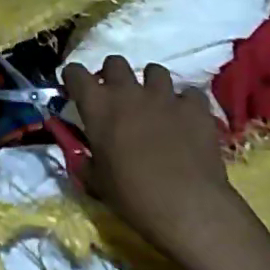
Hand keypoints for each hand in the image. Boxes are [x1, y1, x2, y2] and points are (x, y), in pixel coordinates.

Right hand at [60, 57, 246, 257]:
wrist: (187, 206)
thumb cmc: (133, 197)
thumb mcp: (98, 184)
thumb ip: (86, 162)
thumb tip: (82, 156)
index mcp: (99, 106)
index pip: (76, 73)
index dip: (74, 77)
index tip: (75, 86)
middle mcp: (130, 91)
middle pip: (116, 63)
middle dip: (113, 75)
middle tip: (117, 96)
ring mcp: (165, 95)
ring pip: (155, 71)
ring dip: (151, 85)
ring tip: (155, 105)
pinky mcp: (195, 106)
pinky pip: (190, 94)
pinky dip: (186, 105)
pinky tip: (187, 121)